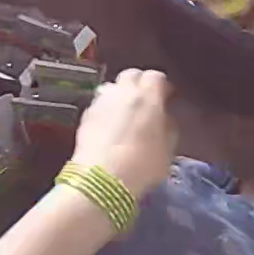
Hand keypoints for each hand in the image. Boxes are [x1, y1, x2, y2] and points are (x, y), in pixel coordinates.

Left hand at [72, 69, 178, 200]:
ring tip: (125, 111)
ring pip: (112, 86)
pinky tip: (110, 125)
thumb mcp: (168, 149)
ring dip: (121, 94)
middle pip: (132, 75)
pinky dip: (107, 108)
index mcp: (147, 96)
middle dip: (140, 83)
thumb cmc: (142, 165)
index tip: (167, 98)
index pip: (157, 76)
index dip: (163, 86)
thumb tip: (164, 117)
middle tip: (146, 100)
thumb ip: (168, 126)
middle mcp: (122, 92)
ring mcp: (101, 102)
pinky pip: (99, 103)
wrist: (101, 179)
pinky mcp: (85, 115)